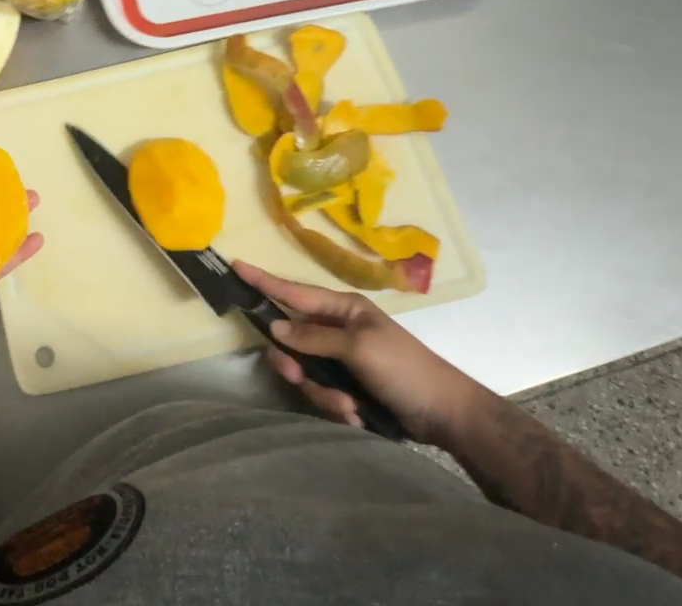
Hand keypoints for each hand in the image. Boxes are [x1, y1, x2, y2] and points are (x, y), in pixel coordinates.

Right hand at [235, 261, 487, 446]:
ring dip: (322, 393)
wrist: (445, 415)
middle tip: (296, 376)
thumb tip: (274, 325)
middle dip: (295, 364)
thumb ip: (314, 336)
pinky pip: (319, 394)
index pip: (294, 292)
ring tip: (348, 406)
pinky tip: (357, 414)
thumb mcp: (358, 347)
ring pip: (304, 372)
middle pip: (291, 341)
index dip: (264, 280)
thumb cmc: (405, 369)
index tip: (236, 265)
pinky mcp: (345, 388)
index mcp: (342, 309)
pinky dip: (335, 407)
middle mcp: (336, 331)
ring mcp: (339, 361)